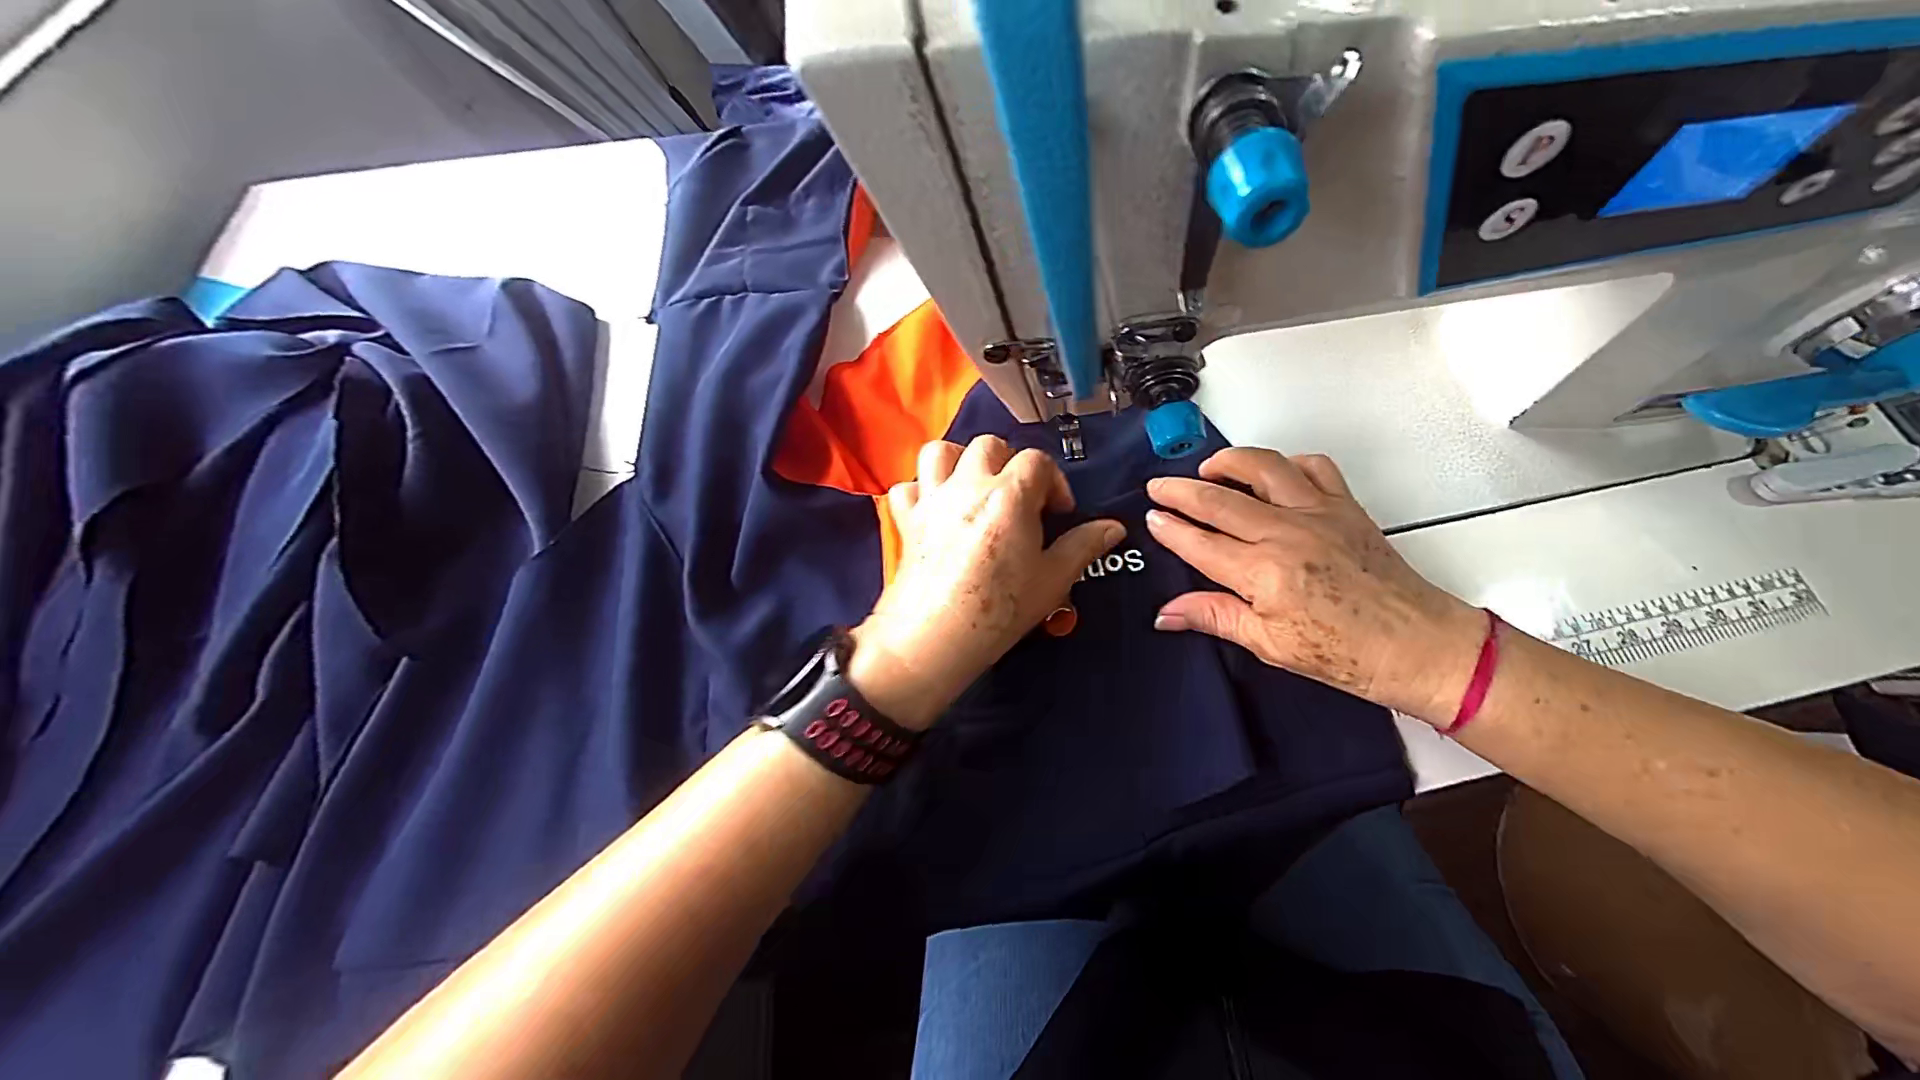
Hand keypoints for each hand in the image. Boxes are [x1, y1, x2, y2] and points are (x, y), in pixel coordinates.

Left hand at [849, 437, 1124, 729]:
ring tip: (976, 485)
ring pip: (941, 452)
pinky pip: (907, 487)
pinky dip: (921, 490)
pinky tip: (936, 507)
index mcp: (1009, 496)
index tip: (1058, 510)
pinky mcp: (908, 520)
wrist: (935, 637)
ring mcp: (933, 501)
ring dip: (961, 461)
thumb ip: (1083, 545)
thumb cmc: (995, 611)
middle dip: (1010, 462)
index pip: (1037, 461)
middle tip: (1021, 496)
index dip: (1053, 481)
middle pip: (990, 445)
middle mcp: (968, 487)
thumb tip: (1110, 528)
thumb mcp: (1053, 579)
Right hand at [1144, 448, 1486, 722]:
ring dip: (1228, 462)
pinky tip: (1273, 473)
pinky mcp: (1345, 507)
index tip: (1152, 518)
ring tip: (1208, 467)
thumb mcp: (1268, 644)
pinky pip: (1313, 466)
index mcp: (1264, 573)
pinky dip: (1287, 462)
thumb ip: (1214, 617)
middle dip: (1179, 490)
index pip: (1199, 542)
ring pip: (1262, 467)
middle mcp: (1288, 534)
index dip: (1169, 528)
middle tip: (1160, 486)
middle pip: (1218, 499)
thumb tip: (1169, 614)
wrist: (1417, 646)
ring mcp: (1318, 514)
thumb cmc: (1351, 652)